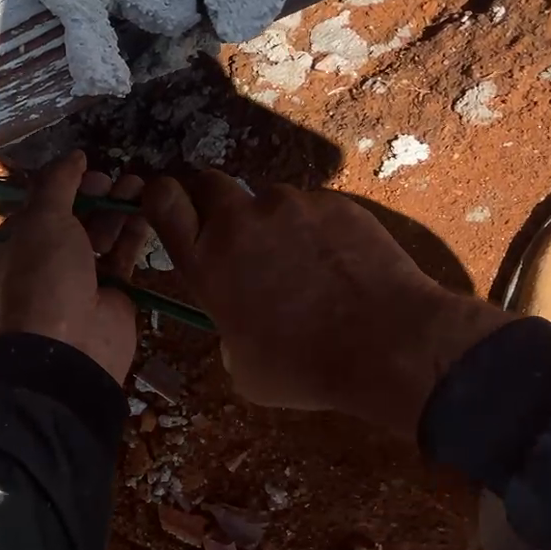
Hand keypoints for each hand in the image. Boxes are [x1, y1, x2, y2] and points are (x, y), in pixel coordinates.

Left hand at [0, 152, 153, 383]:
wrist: (72, 347)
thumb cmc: (45, 277)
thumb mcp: (42, 221)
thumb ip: (58, 184)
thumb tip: (74, 156)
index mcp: (10, 250)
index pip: (34, 209)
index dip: (59, 186)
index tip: (83, 170)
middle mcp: (39, 264)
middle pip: (69, 219)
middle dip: (91, 195)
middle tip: (113, 180)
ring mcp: (76, 280)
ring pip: (97, 234)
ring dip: (115, 209)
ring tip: (137, 185)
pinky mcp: (109, 292)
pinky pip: (120, 255)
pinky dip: (132, 232)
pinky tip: (147, 209)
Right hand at [142, 174, 514, 435]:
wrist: (390, 345)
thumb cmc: (304, 367)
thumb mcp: (242, 365)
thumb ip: (226, 331)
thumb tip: (238, 329)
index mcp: (205, 261)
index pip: (162, 200)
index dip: (160, 195)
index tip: (167, 204)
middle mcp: (239, 223)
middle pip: (209, 182)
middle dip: (214, 200)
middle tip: (233, 232)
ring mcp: (290, 206)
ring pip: (267, 199)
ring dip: (272, 221)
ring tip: (301, 261)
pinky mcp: (336, 204)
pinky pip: (313, 209)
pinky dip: (316, 229)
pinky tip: (337, 264)